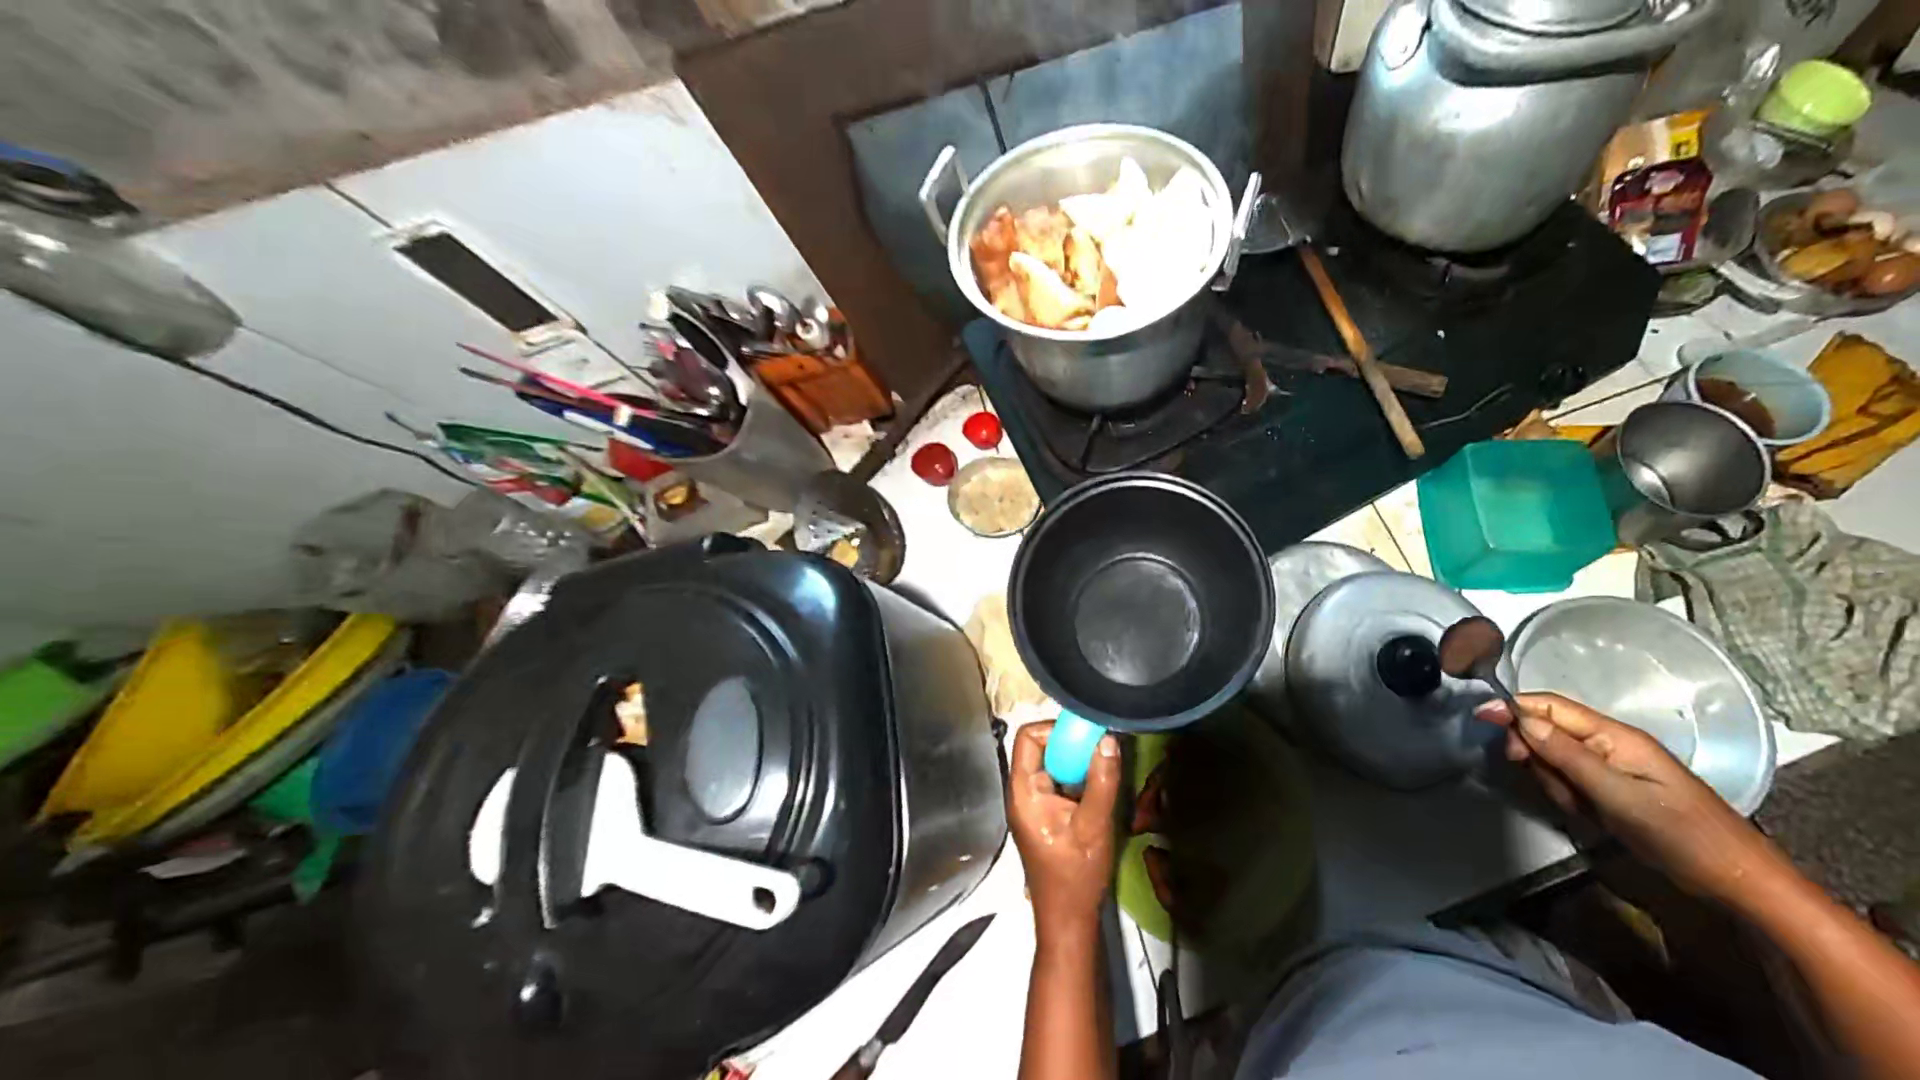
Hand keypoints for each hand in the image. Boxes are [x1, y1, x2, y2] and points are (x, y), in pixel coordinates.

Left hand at [1008, 722, 1120, 936]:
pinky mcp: (1044, 811)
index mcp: (1023, 790)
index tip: (1087, 736)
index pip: (1027, 736)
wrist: (1068, 917)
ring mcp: (1032, 801)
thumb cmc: (1076, 874)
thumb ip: (1101, 781)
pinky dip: (1077, 777)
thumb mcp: (1094, 826)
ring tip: (1102, 768)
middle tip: (1101, 751)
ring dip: (1077, 761)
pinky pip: (1058, 779)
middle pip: (1039, 746)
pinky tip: (1097, 786)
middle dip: (1071, 745)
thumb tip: (1109, 739)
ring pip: (1051, 763)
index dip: (1055, 728)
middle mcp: (1022, 790)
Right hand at [1477, 693, 1788, 903]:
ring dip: (1553, 781)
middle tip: (1537, 776)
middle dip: (1534, 754)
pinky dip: (1568, 795)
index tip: (1480, 718)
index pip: (1549, 706)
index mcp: (1615, 736)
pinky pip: (1569, 780)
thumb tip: (1521, 718)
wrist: (1740, 882)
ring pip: (1553, 759)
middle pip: (1545, 731)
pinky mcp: (1611, 788)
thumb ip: (1566, 755)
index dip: (1512, 707)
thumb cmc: (1682, 834)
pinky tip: (1588, 815)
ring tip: (1581, 808)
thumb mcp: (1618, 795)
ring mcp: (1611, 767)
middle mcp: (1610, 744)